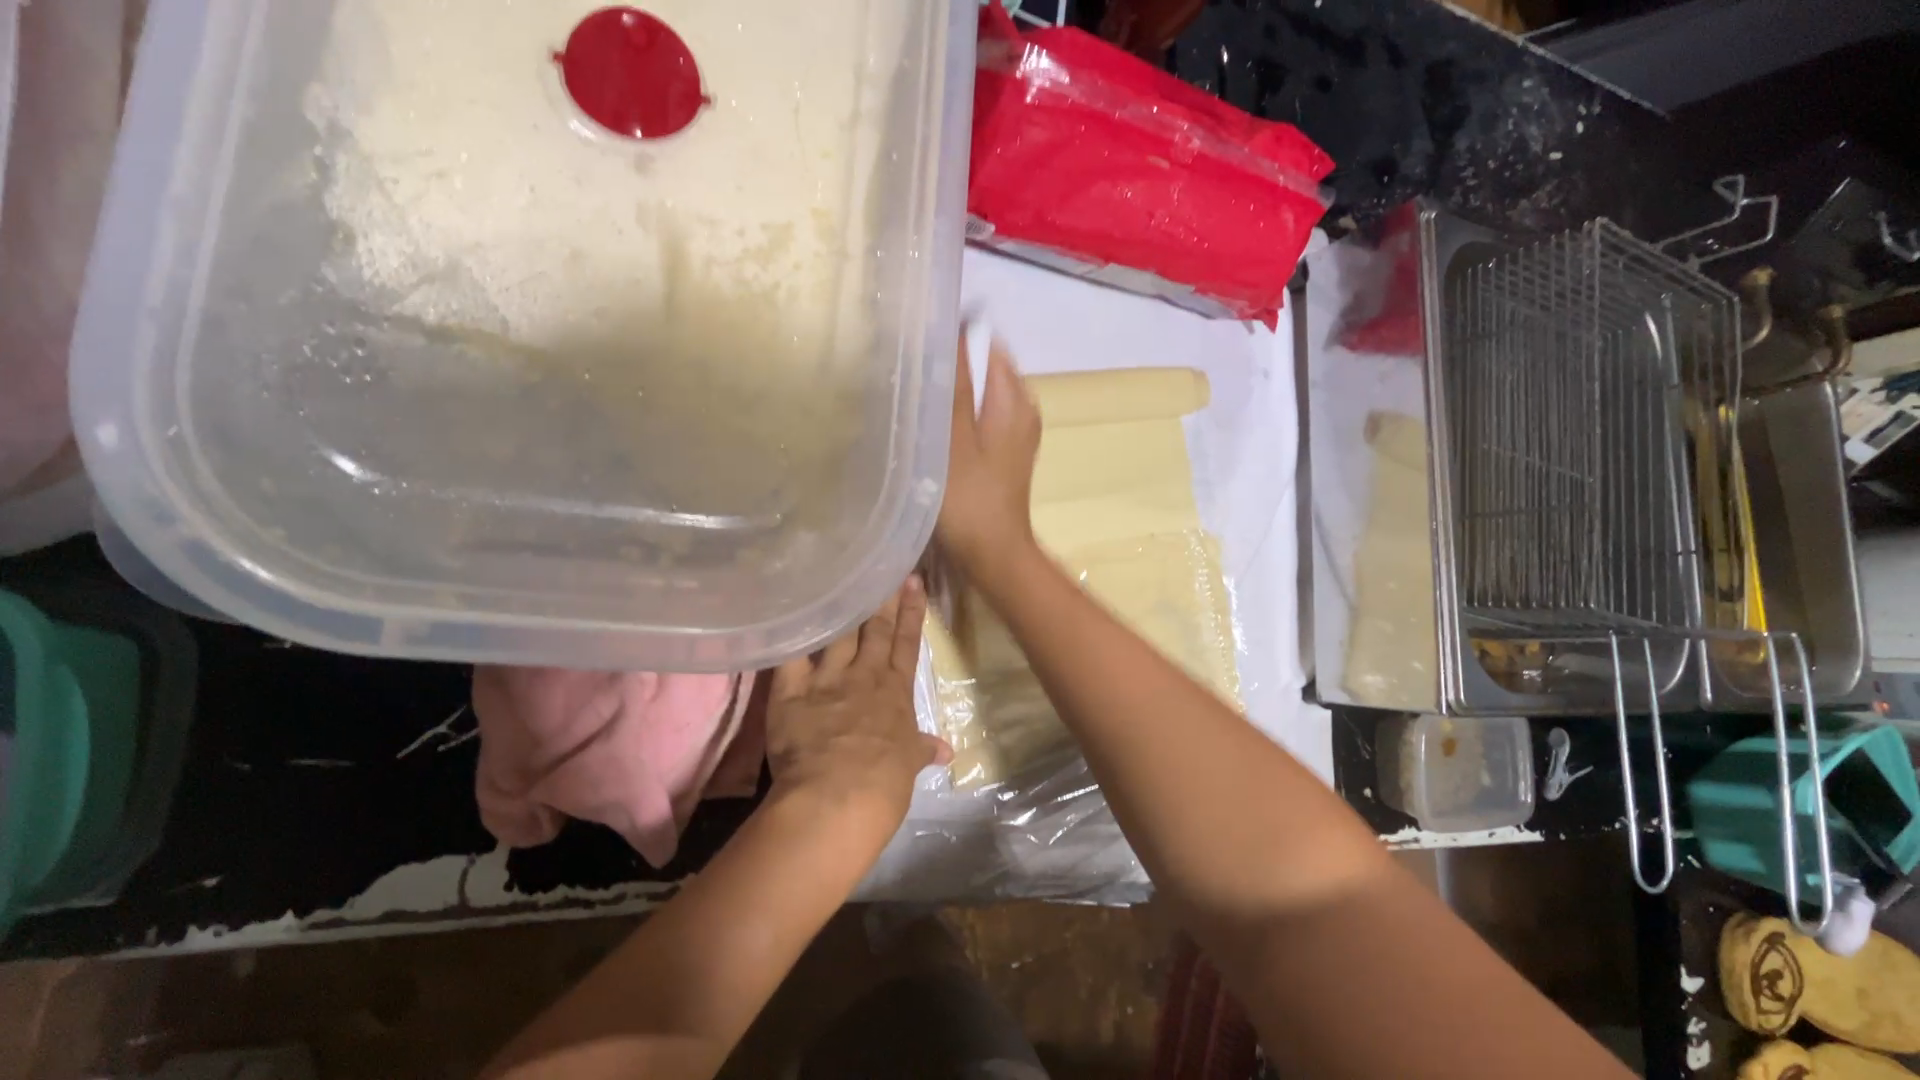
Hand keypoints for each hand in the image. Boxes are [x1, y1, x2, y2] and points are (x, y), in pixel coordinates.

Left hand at [765, 579, 951, 820]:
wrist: (838, 797)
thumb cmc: (883, 785)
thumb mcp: (908, 765)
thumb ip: (921, 749)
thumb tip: (945, 751)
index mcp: (896, 692)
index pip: (906, 643)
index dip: (911, 612)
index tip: (913, 580)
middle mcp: (864, 676)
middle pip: (873, 628)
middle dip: (880, 597)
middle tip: (881, 566)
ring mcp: (826, 679)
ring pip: (836, 633)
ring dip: (839, 607)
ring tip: (839, 578)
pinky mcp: (790, 690)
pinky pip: (789, 655)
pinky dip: (790, 634)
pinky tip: (789, 609)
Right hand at [937, 330, 1042, 585]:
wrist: (992, 554)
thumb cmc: (968, 499)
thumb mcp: (953, 439)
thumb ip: (954, 386)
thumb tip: (952, 331)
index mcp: (1014, 398)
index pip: (985, 341)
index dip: (952, 337)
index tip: (915, 347)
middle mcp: (1023, 407)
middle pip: (984, 365)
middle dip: (949, 365)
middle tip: (907, 376)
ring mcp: (1017, 430)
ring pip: (981, 391)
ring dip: (951, 392)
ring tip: (916, 402)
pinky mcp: (1007, 450)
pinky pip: (982, 415)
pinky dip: (959, 415)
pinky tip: (933, 429)